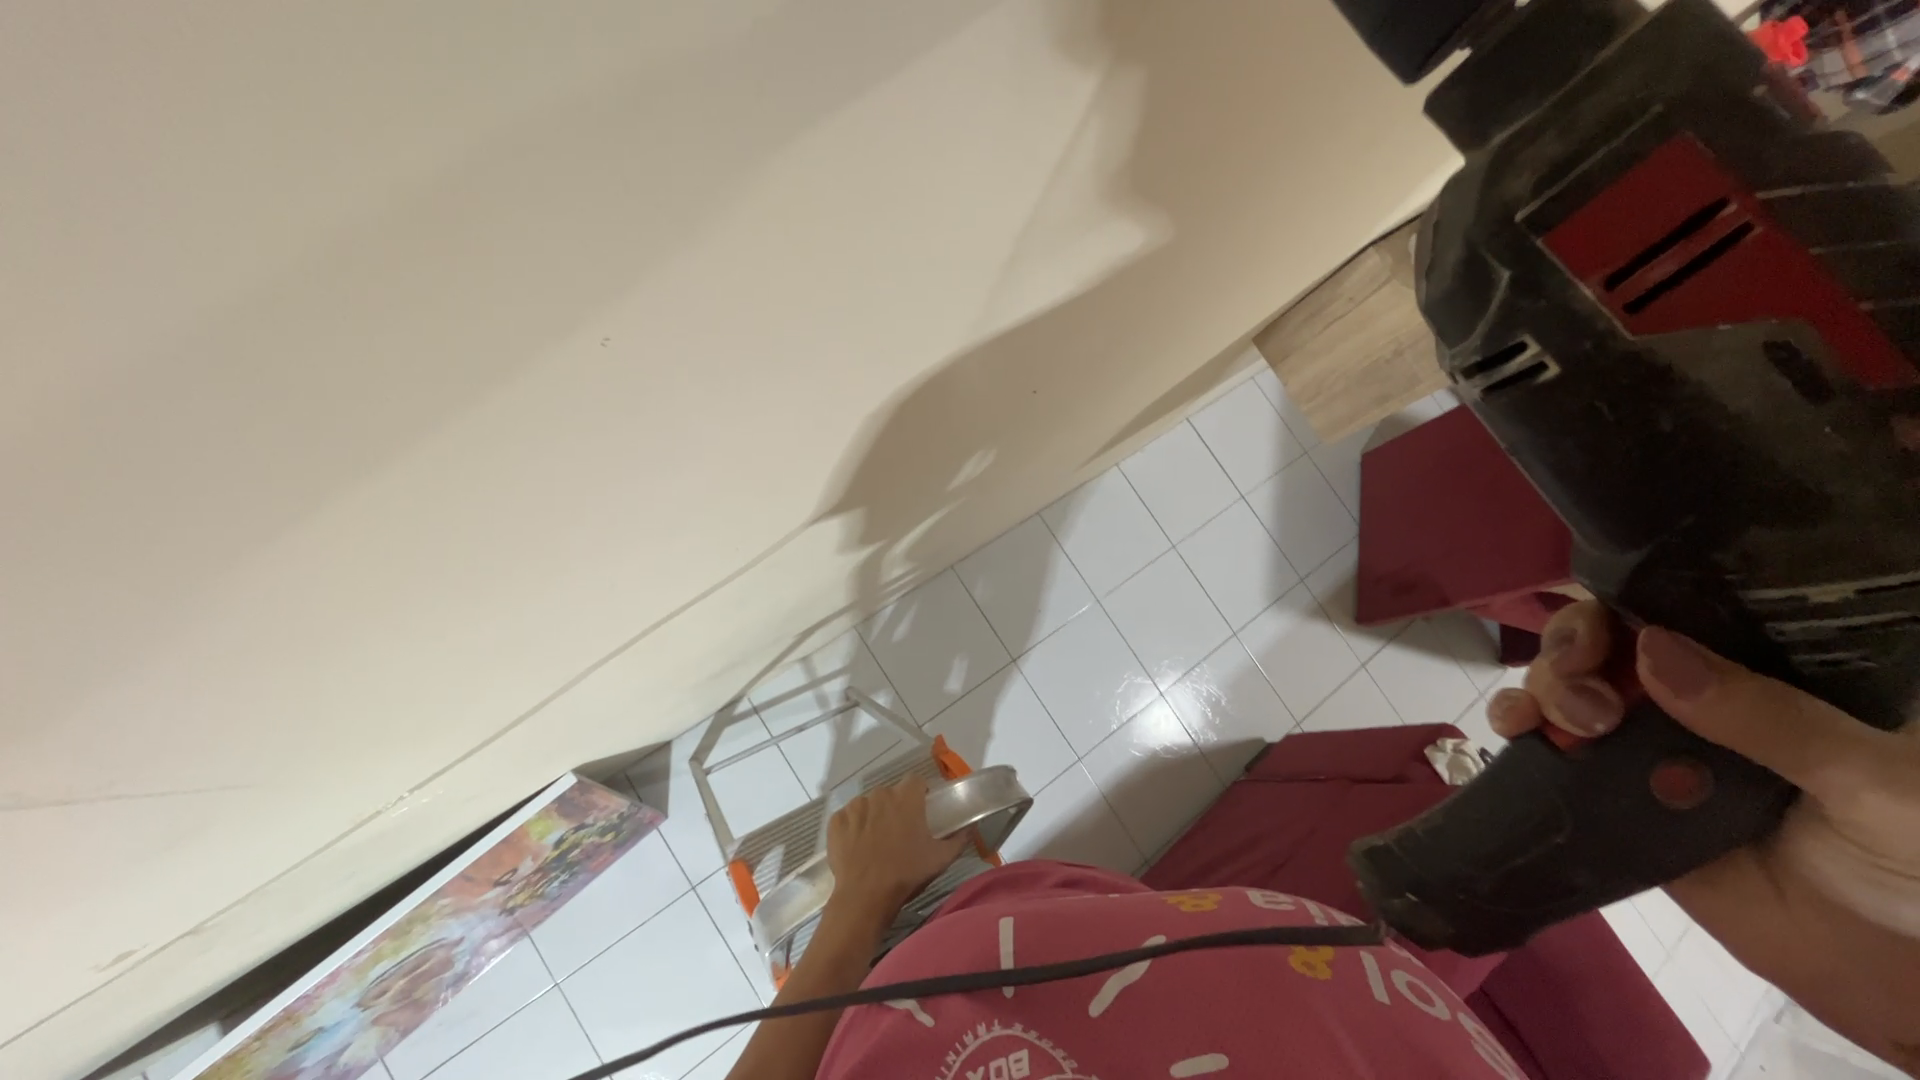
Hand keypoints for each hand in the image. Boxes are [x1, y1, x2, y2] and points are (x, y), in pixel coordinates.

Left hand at [825, 775, 969, 924]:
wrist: (865, 896)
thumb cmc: (906, 873)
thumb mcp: (940, 859)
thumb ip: (958, 839)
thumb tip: (968, 829)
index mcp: (906, 798)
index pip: (916, 781)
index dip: (920, 793)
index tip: (921, 811)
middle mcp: (879, 794)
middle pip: (890, 794)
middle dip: (895, 807)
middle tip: (900, 832)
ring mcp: (854, 807)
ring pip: (868, 804)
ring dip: (873, 816)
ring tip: (876, 842)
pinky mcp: (836, 821)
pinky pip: (847, 818)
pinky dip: (852, 828)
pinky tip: (857, 847)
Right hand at [1489, 601, 1919, 1069]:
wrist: (1894, 979)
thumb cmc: (1919, 864)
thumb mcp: (1875, 781)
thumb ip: (1772, 717)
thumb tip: (1652, 648)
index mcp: (1764, 673)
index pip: (1678, 611)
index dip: (1625, 606)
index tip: (1604, 634)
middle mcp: (1695, 698)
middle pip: (1604, 643)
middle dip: (1572, 651)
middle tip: (1589, 699)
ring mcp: (1647, 747)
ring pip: (1567, 687)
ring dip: (1543, 688)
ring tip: (1566, 726)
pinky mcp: (1610, 796)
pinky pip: (1551, 749)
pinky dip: (1517, 727)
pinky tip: (1510, 731)